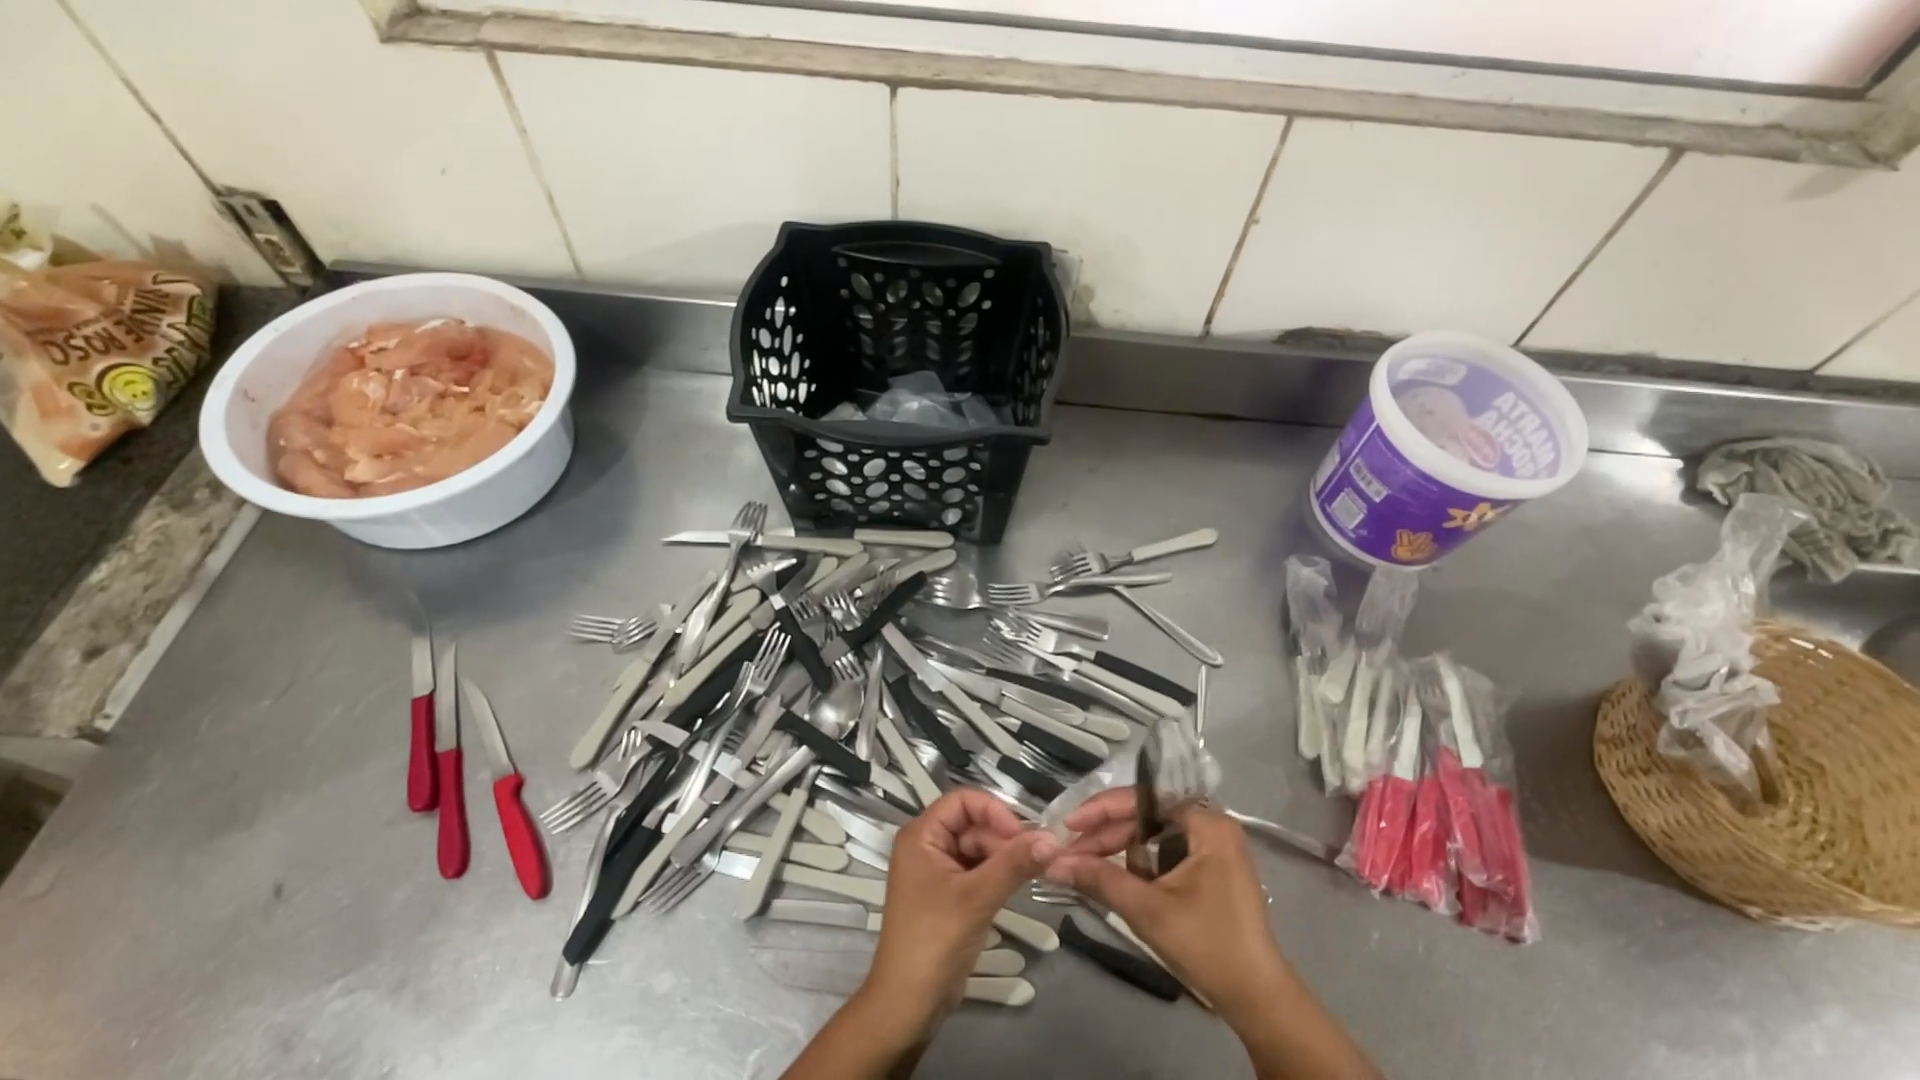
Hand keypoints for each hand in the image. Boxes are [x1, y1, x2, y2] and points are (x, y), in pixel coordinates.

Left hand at [866, 790, 1056, 1021]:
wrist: (909, 1000)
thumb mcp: (977, 897)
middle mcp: (927, 847)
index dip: (994, 811)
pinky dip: (999, 874)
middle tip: (1037, 859)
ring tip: (1034, 872)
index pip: (962, 801)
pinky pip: (978, 870)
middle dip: (1004, 837)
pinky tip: (1020, 884)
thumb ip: (1015, 864)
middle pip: (973, 823)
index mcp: (921, 836)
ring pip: (979, 848)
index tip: (1024, 836)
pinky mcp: (950, 895)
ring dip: (1005, 856)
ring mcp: (938, 872)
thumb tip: (1052, 838)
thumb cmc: (934, 939)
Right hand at [1044, 789, 1291, 1023]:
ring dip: (1120, 852)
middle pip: (1147, 816)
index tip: (1068, 826)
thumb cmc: (1206, 944)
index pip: (1143, 799)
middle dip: (1107, 835)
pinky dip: (1140, 867)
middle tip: (1070, 854)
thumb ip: (1099, 878)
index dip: (1101, 810)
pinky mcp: (1211, 874)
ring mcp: (1214, 852)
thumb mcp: (1146, 909)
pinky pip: (1166, 856)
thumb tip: (1053, 862)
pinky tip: (1118, 881)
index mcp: (1207, 825)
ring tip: (1088, 869)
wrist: (1255, 996)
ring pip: (1154, 838)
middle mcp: (1213, 828)